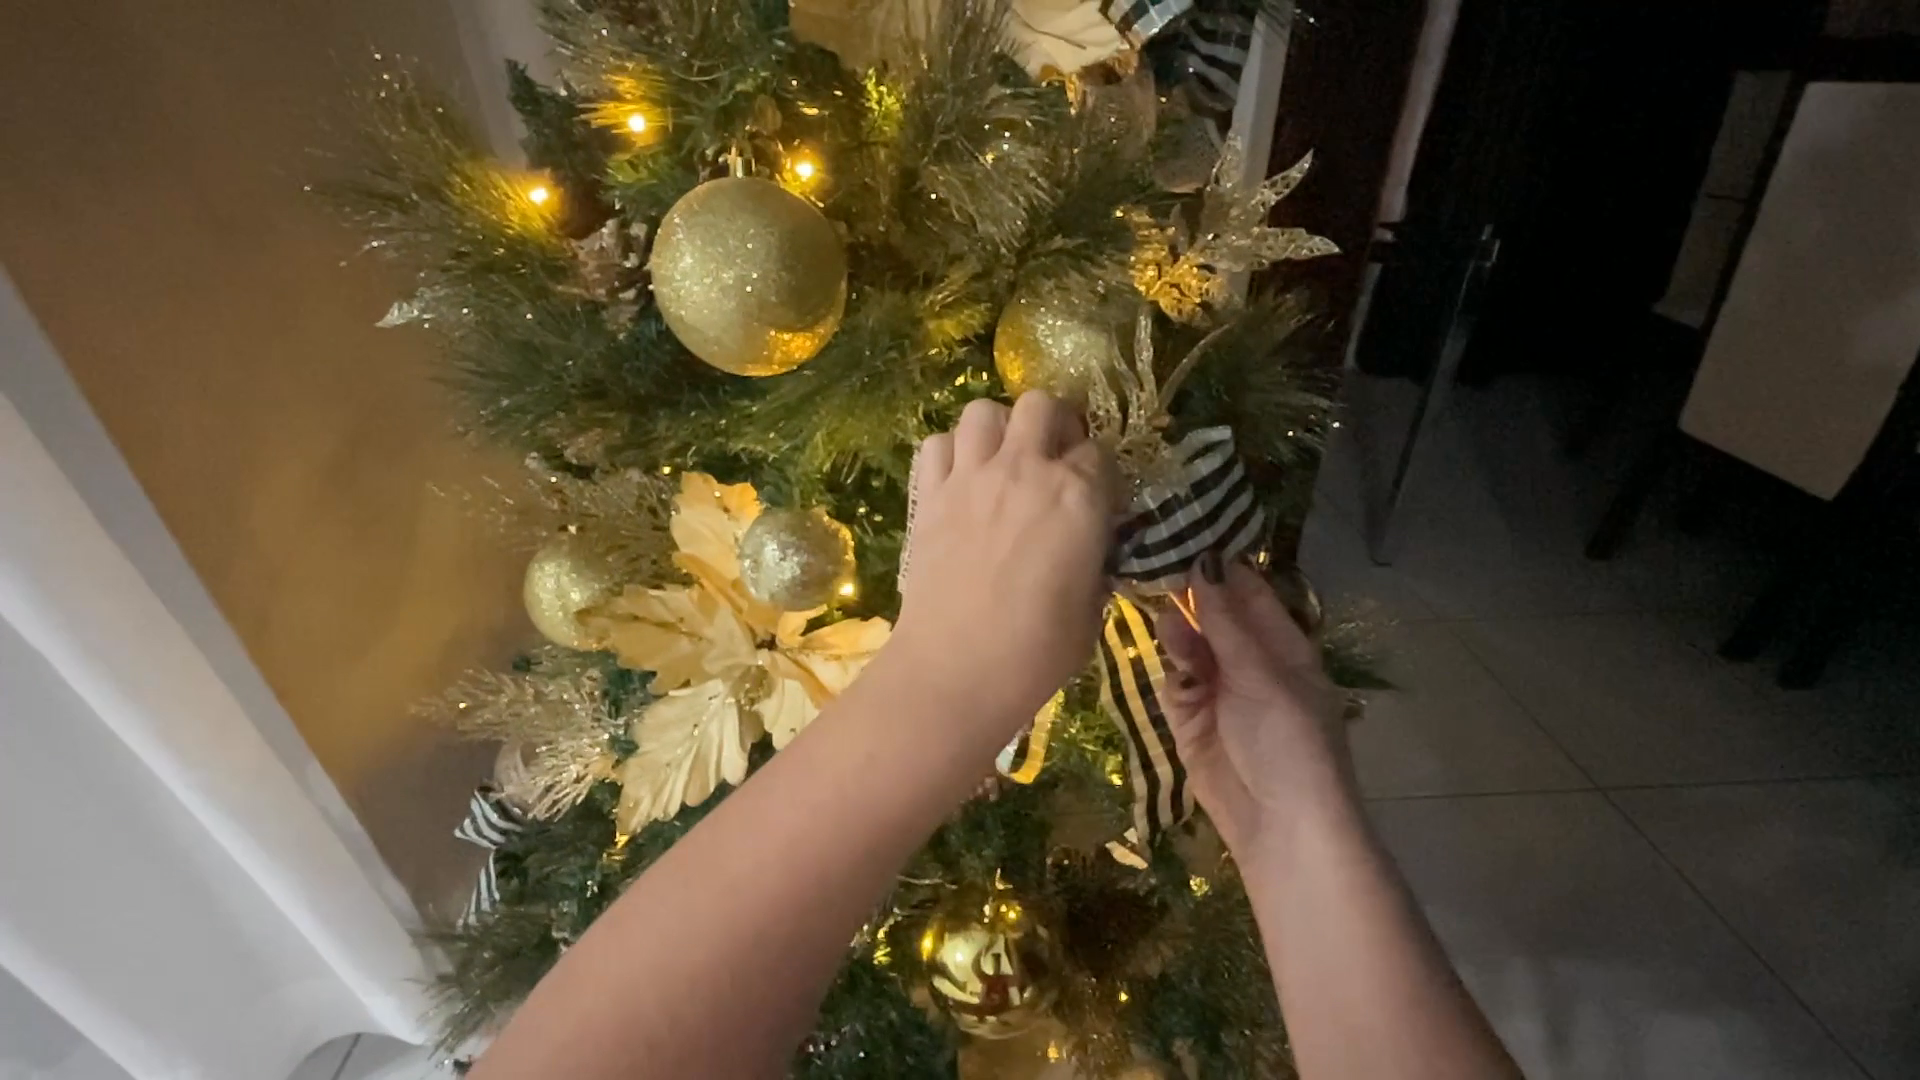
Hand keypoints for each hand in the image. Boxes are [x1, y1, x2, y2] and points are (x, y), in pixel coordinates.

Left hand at [893, 393, 1118, 743]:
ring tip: (1001, 460)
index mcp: (1079, 496)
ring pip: (983, 410)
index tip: (1094, 496)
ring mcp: (971, 478)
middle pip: (1042, 405)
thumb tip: (1086, 549)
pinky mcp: (929, 496)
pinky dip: (950, 452)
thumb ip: (1093, 563)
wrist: (956, 669)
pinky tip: (959, 479)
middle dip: (1053, 422)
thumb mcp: (1091, 610)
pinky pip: (936, 444)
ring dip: (998, 428)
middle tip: (1051, 457)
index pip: (1099, 451)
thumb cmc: (1036, 652)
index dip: (1099, 471)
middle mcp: (1025, 471)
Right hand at [1157, 557, 1352, 855]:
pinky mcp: (1191, 721)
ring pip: (1190, 648)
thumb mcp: (1261, 674)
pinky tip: (1174, 670)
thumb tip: (1203, 563)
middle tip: (1157, 570)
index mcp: (1284, 647)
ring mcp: (1219, 693)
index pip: (1250, 594)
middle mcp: (1250, 664)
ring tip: (1167, 626)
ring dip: (1180, 635)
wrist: (1280, 824)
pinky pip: (1176, 684)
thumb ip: (1224, 623)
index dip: (1222, 567)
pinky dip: (1173, 674)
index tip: (1186, 535)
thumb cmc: (1288, 739)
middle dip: (1190, 598)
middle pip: (1214, 618)